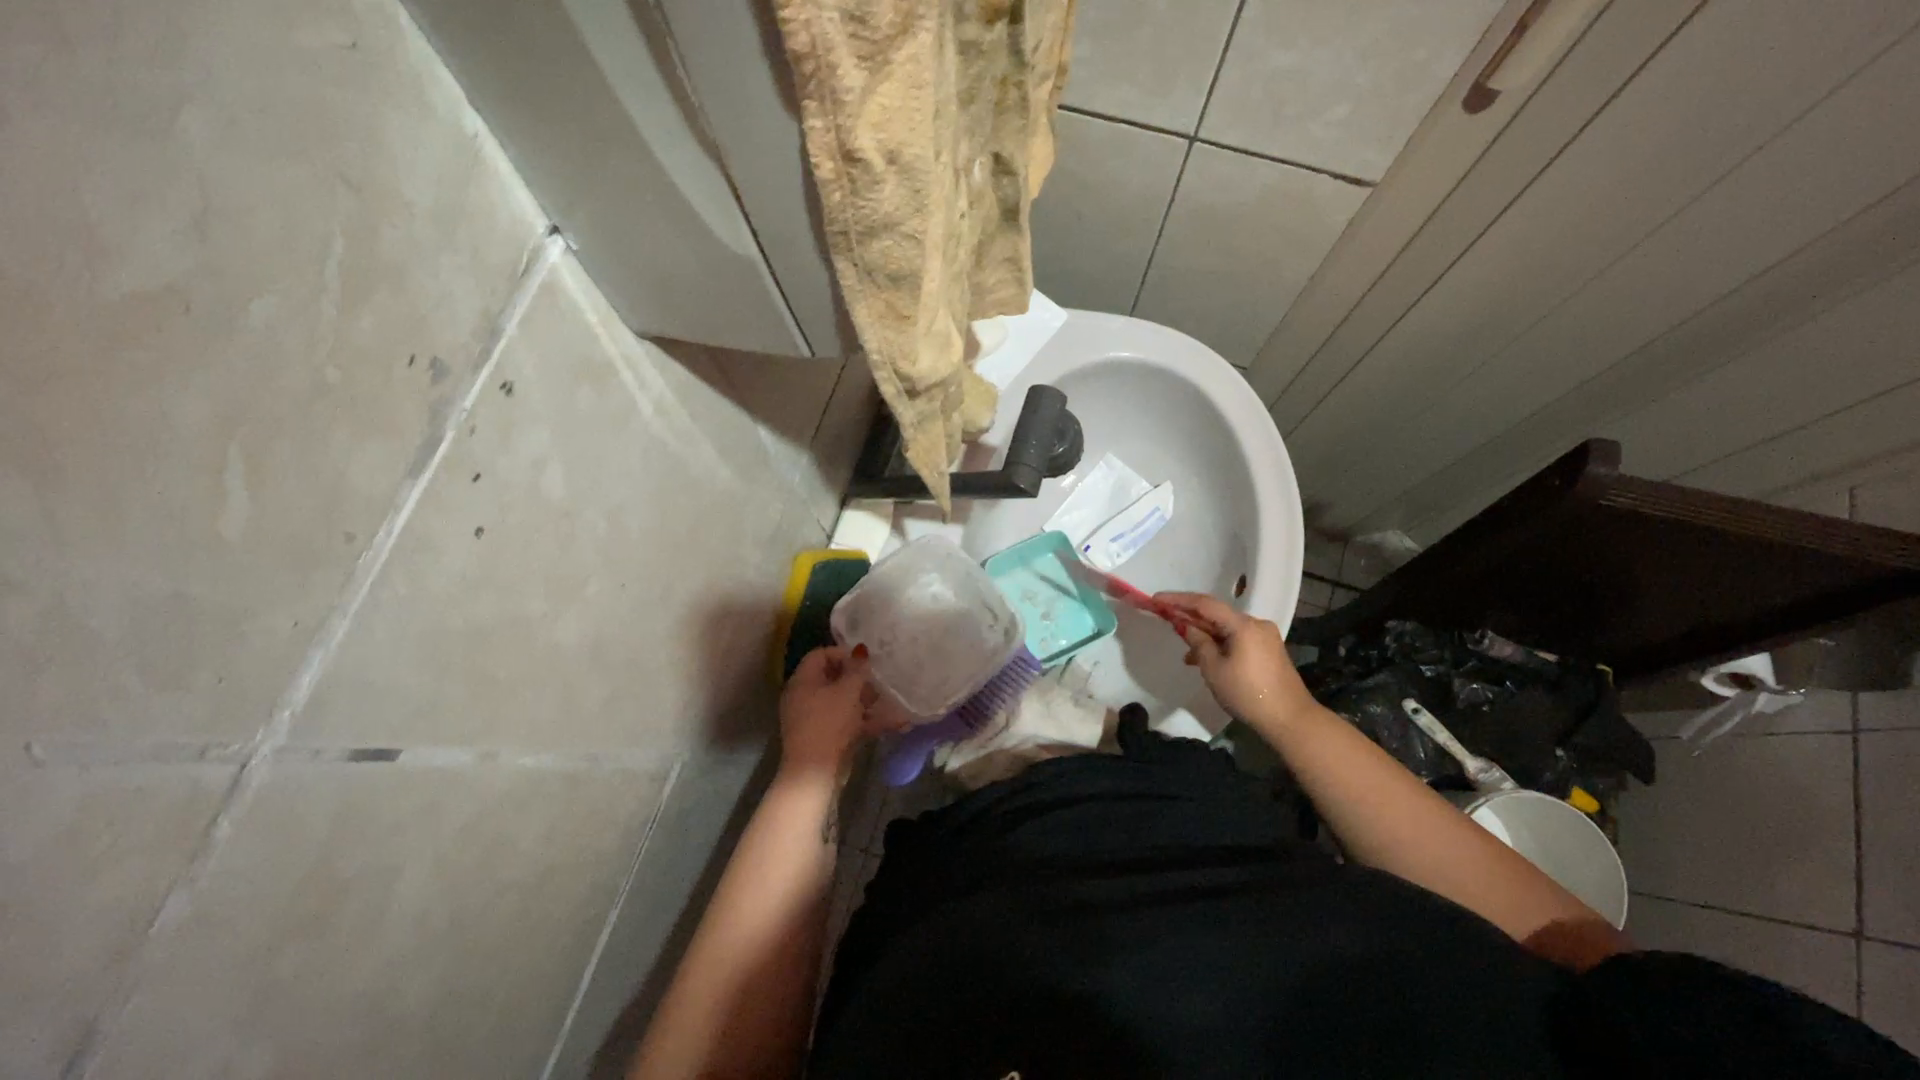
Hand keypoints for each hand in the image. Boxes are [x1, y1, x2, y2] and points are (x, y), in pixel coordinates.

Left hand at [778, 645, 879, 783]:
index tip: (865, 662)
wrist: (814, 771)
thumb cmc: (829, 723)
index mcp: (803, 680)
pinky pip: (844, 721)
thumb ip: (857, 670)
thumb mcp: (847, 692)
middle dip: (857, 680)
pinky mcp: (822, 737)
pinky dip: (863, 721)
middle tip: (877, 684)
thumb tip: (860, 651)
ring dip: (864, 701)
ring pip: (840, 702)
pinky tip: (890, 724)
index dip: (843, 654)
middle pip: (832, 679)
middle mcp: (803, 696)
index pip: (820, 655)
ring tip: (887, 704)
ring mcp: (812, 718)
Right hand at [1157, 592, 1314, 728]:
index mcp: (1243, 625)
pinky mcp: (1268, 650)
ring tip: (1185, 652)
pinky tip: (1206, 660)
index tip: (1156, 598)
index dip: (1178, 600)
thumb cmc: (1247, 694)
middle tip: (1165, 619)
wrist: (1289, 719)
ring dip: (1205, 635)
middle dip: (1191, 617)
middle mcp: (1256, 624)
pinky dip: (1220, 645)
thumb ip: (1198, 643)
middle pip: (1217, 615)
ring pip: (1227, 629)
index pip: (1205, 604)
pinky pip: (1237, 639)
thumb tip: (1187, 627)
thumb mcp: (1214, 670)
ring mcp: (1264, 637)